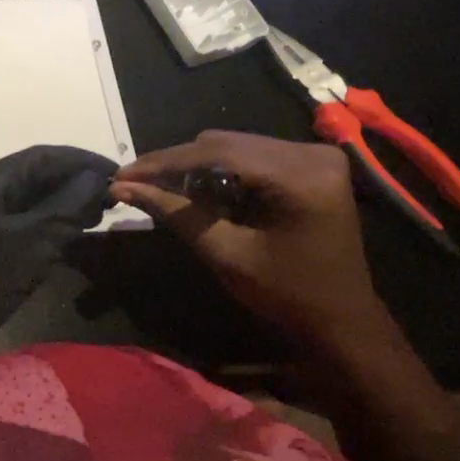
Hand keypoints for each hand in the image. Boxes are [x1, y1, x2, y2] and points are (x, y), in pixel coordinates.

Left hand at [0, 145, 115, 378]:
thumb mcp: (34, 244)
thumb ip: (68, 206)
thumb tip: (96, 178)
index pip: (40, 156)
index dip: (83, 162)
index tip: (120, 175)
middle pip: (26, 175)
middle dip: (70, 185)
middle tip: (109, 201)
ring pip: (14, 198)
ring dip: (53, 205)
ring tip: (92, 218)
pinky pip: (2, 219)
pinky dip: (32, 222)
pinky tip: (58, 235)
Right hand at [109, 131, 388, 339]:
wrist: (339, 317)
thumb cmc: (284, 293)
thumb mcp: (224, 253)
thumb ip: (175, 213)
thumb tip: (121, 187)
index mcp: (301, 176)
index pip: (218, 153)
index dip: (163, 162)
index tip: (121, 174)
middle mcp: (312, 154)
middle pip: (225, 143)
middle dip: (175, 163)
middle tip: (134, 183)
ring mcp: (315, 157)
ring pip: (233, 145)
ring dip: (193, 166)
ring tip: (159, 189)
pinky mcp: (310, 166)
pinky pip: (250, 155)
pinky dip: (217, 171)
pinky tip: (196, 192)